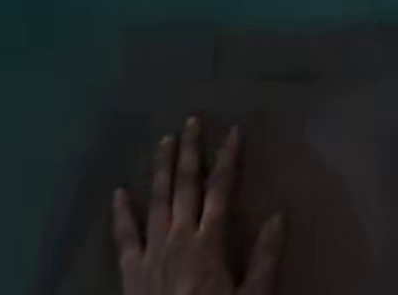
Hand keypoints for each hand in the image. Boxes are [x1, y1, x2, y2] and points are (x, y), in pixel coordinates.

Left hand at [113, 117, 284, 294]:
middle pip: (185, 186)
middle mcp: (178, 240)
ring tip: (165, 140)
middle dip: (191, 152)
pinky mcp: (130, 276)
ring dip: (161, 168)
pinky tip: (118, 193)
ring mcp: (150, 256)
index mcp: (208, 245)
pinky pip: (124, 239)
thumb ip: (265, 260)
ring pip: (156, 201)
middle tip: (193, 120)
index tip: (234, 130)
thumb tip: (279, 214)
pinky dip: (121, 214)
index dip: (229, 158)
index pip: (221, 190)